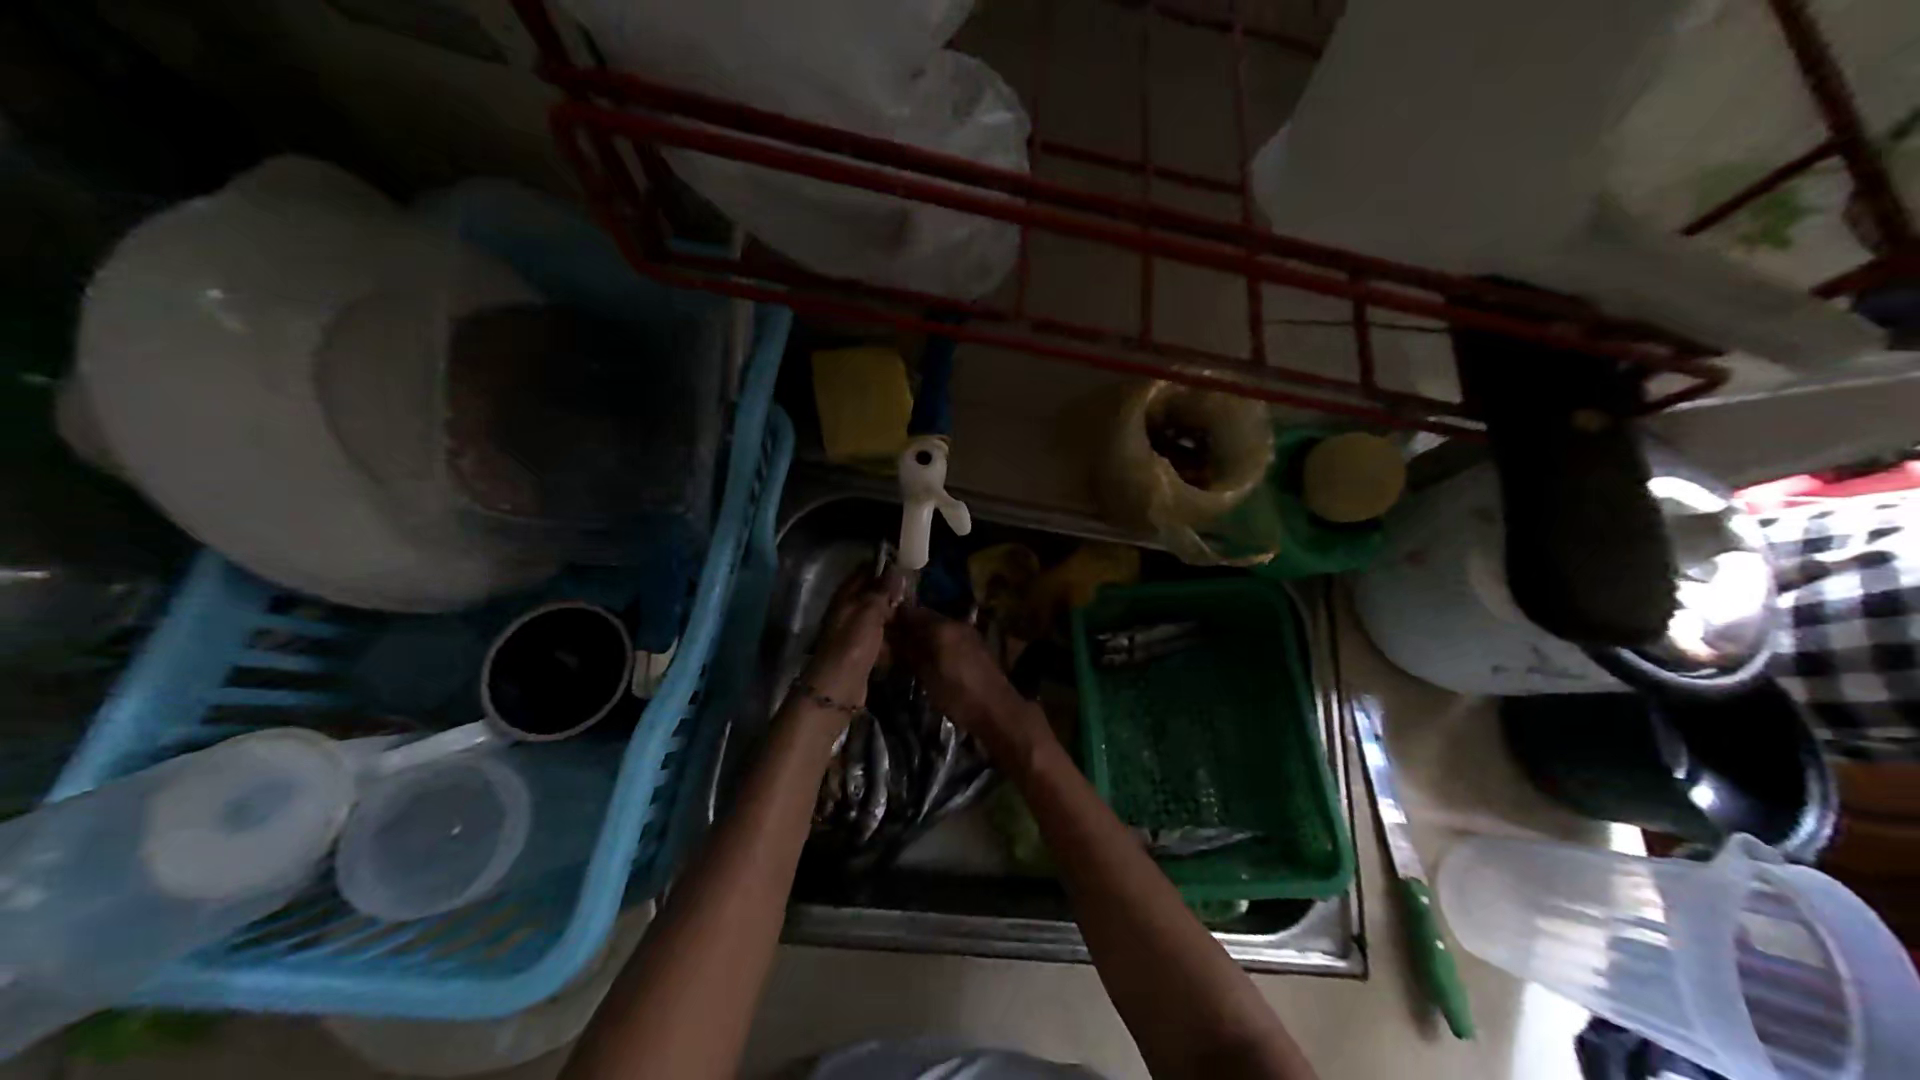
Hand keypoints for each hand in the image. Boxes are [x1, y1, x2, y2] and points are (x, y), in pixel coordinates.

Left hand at [806, 566, 908, 699]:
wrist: (840, 686)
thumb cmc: (854, 643)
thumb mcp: (869, 611)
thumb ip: (882, 590)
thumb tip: (895, 569)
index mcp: (845, 597)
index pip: (863, 573)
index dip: (882, 567)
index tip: (906, 565)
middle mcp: (848, 611)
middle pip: (872, 596)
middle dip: (893, 593)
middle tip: (919, 590)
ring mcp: (855, 633)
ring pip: (879, 618)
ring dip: (895, 616)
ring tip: (920, 612)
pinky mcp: (863, 652)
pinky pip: (882, 638)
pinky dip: (893, 636)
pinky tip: (910, 636)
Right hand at [889, 606, 1050, 761]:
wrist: (996, 709)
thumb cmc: (957, 694)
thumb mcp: (926, 675)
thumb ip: (909, 651)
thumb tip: (892, 637)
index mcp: (942, 627)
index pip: (911, 611)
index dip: (895, 617)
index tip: (880, 627)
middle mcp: (955, 623)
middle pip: (926, 618)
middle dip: (909, 627)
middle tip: (892, 641)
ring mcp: (968, 633)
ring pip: (939, 627)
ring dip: (923, 635)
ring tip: (908, 652)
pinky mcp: (976, 645)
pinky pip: (950, 636)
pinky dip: (937, 642)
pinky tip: (930, 657)